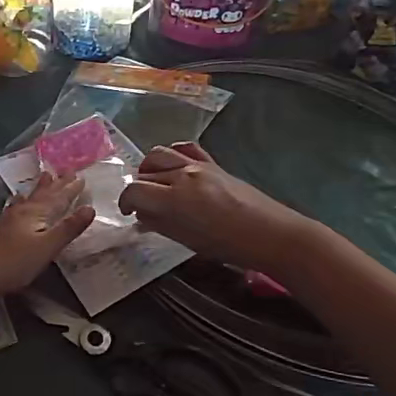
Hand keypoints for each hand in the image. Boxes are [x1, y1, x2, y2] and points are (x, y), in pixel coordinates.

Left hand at [0, 172, 94, 299]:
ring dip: (39, 189)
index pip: (58, 198)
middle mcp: (22, 211)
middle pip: (43, 194)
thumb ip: (68, 228)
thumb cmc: (14, 262)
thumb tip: (90, 208)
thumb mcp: (47, 247)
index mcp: (36, 213)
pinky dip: (22, 201)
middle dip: (57, 184)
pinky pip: (17, 207)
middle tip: (67, 171)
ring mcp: (7, 220)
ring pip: (29, 199)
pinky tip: (17, 202)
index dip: (70, 189)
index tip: (81, 177)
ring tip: (45, 176)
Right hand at [117, 143, 319, 273]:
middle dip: (138, 187)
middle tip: (141, 203)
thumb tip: (142, 216)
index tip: (127, 213)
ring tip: (154, 183)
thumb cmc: (228, 246)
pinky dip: (174, 154)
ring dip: (150, 167)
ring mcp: (199, 166)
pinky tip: (175, 167)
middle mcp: (182, 175)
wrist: (270, 234)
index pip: (134, 190)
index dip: (125, 202)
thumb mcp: (187, 241)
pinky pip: (186, 149)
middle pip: (146, 171)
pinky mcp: (214, 163)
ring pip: (161, 154)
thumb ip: (160, 224)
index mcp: (173, 199)